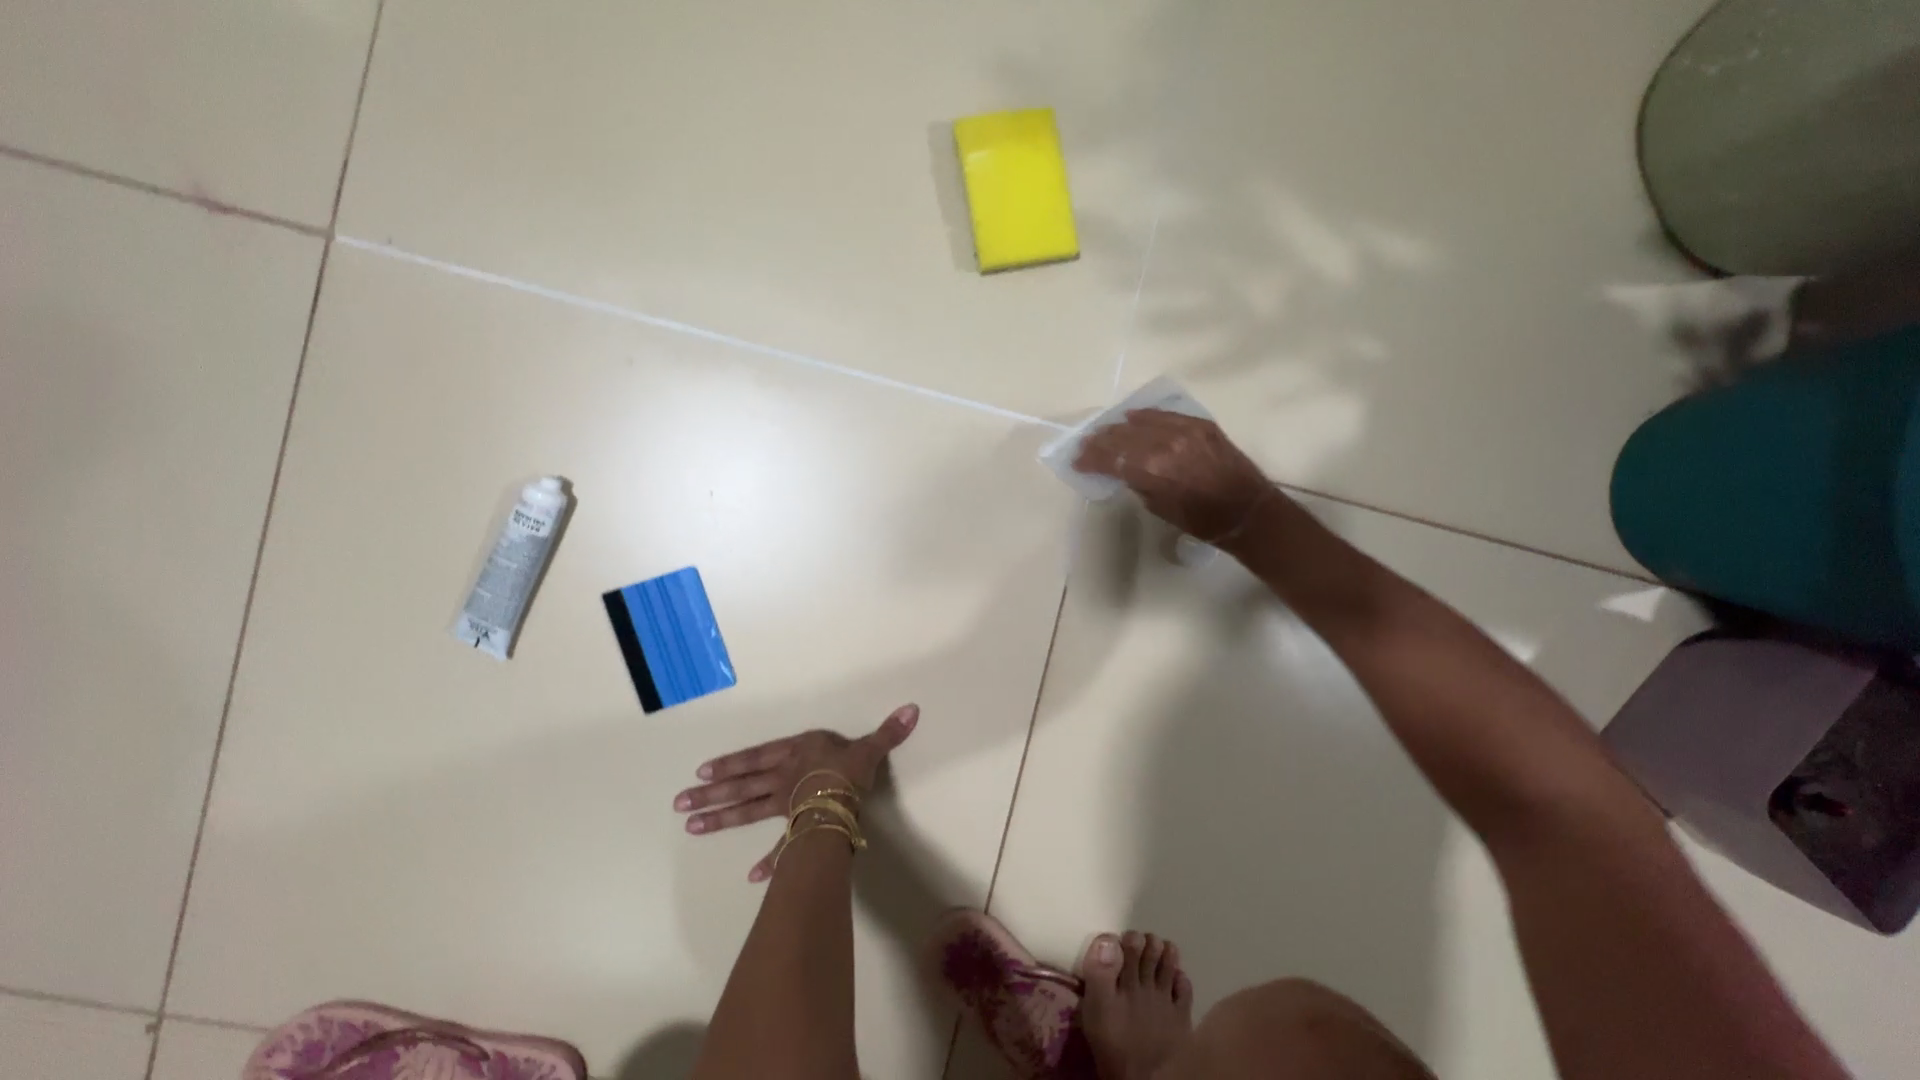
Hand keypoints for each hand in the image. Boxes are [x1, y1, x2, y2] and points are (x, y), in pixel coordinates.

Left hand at [675, 703, 919, 881]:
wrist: (843, 793)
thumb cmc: (850, 767)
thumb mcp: (868, 746)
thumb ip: (887, 733)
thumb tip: (912, 710)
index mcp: (796, 753)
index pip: (757, 757)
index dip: (731, 764)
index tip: (702, 772)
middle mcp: (783, 777)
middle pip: (741, 785)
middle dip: (710, 795)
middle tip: (680, 804)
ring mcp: (785, 804)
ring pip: (747, 810)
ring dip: (720, 820)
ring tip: (690, 828)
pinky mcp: (795, 827)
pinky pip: (780, 847)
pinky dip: (770, 862)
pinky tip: (753, 878)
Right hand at [1074, 409, 1274, 542]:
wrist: (1247, 511)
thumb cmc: (1200, 520)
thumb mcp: (1159, 507)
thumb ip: (1138, 483)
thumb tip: (1124, 471)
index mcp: (1151, 470)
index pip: (1110, 457)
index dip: (1090, 459)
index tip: (1078, 462)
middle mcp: (1164, 444)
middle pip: (1121, 436)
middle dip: (1100, 442)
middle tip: (1086, 446)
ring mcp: (1184, 431)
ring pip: (1141, 422)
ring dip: (1119, 428)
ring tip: (1106, 432)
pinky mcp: (1200, 425)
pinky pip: (1165, 415)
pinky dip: (1146, 417)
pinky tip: (1133, 418)